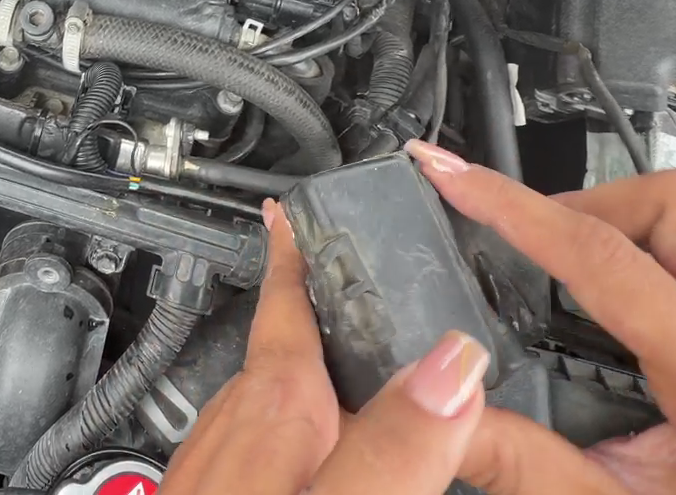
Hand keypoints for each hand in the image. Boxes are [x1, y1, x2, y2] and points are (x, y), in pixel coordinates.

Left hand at [159, 201, 494, 494]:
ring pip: (270, 393)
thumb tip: (457, 365)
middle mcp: (235, 424)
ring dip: (308, 365)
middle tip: (353, 281)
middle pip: (281, 339)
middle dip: (315, 306)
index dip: (293, 250)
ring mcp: (218, 466)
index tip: (294, 208)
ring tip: (350, 357)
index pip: (286, 299)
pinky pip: (262, 440)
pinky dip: (296, 423)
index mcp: (272, 409)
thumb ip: (397, 443)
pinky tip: (321, 450)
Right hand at [402, 140, 675, 494]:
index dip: (513, 206)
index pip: (608, 259)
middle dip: (585, 202)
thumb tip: (436, 394)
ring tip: (554, 269)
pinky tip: (595, 302)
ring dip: (610, 223)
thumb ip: (519, 463)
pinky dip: (632, 253)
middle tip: (525, 244)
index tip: (447, 172)